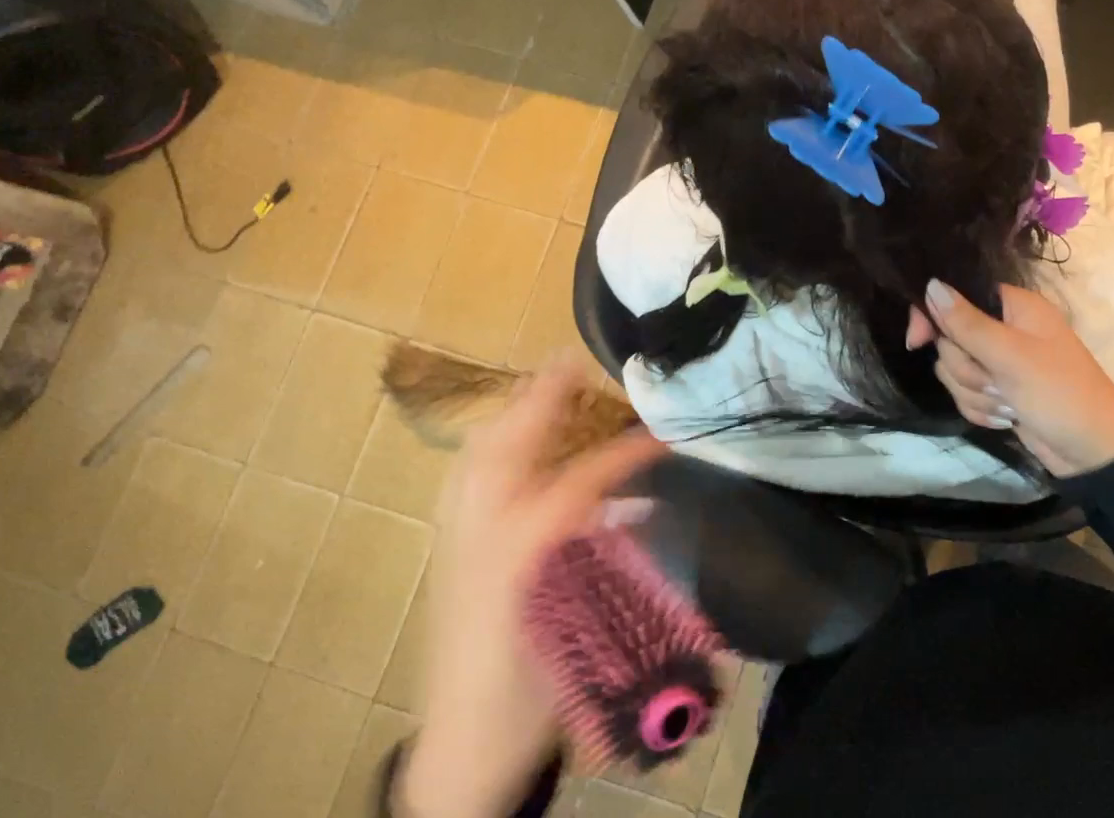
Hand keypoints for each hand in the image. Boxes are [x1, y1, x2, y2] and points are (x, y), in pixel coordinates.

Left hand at [401, 359, 664, 817]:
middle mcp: (479, 525)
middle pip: (506, 443)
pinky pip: (468, 481)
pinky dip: (492, 453)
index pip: (582, 476)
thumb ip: (611, 555)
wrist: (466, 746)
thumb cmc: (537, 689)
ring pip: (478, 456)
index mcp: (521, 542)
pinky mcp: (450, 551)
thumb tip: (643, 507)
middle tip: (574, 366)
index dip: (627, 450)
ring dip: (512, 419)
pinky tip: (518, 455)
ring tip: (544, 392)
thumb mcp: (588, 619)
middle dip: (540, 399)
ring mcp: (456, 536)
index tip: (662, 432)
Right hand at [906, 279, 1113, 476]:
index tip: (917, 342)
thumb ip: (967, 323)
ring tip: (1009, 404)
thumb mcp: (1011, 357)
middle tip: (998, 382)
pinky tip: (1008, 419)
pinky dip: (982, 410)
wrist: (1092, 451)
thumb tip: (931, 285)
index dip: (932, 318)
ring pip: (954, 372)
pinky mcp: (998, 393)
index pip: (955, 298)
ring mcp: (1000, 364)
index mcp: (1013, 307)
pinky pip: (966, 396)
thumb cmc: (1059, 393)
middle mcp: (1005, 330)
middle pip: (950, 340)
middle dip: (967, 369)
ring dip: (976, 394)